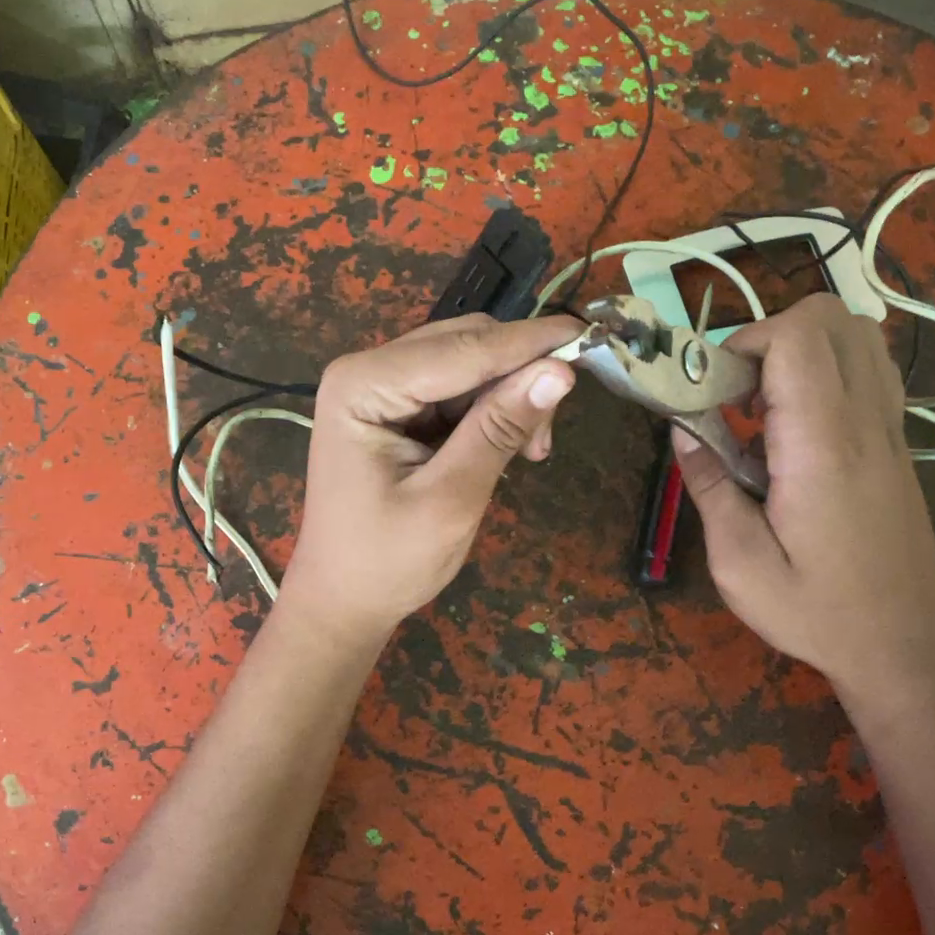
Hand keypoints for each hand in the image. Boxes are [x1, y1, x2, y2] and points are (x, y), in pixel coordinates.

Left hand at [281, 313, 581, 635]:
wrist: (343, 600)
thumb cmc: (387, 562)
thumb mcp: (450, 499)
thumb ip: (500, 431)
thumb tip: (559, 372)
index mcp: (362, 386)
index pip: (460, 348)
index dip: (527, 343)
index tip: (590, 334)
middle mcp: (365, 372)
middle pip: (463, 345)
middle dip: (515, 377)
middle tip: (546, 438)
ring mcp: (378, 388)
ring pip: (467, 364)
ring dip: (506, 398)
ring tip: (527, 453)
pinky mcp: (393, 409)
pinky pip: (456, 390)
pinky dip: (488, 413)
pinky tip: (506, 449)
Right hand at [672, 294, 934, 697]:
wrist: (906, 644)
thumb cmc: (816, 610)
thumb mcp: (739, 562)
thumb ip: (709, 487)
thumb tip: (682, 430)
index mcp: (823, 446)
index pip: (798, 339)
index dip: (744, 342)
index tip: (711, 391)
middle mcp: (865, 422)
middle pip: (831, 319)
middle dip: (767, 336)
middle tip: (732, 393)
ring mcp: (889, 428)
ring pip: (856, 335)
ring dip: (797, 350)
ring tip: (759, 405)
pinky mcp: (895, 442)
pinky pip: (866, 369)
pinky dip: (823, 371)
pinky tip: (790, 426)